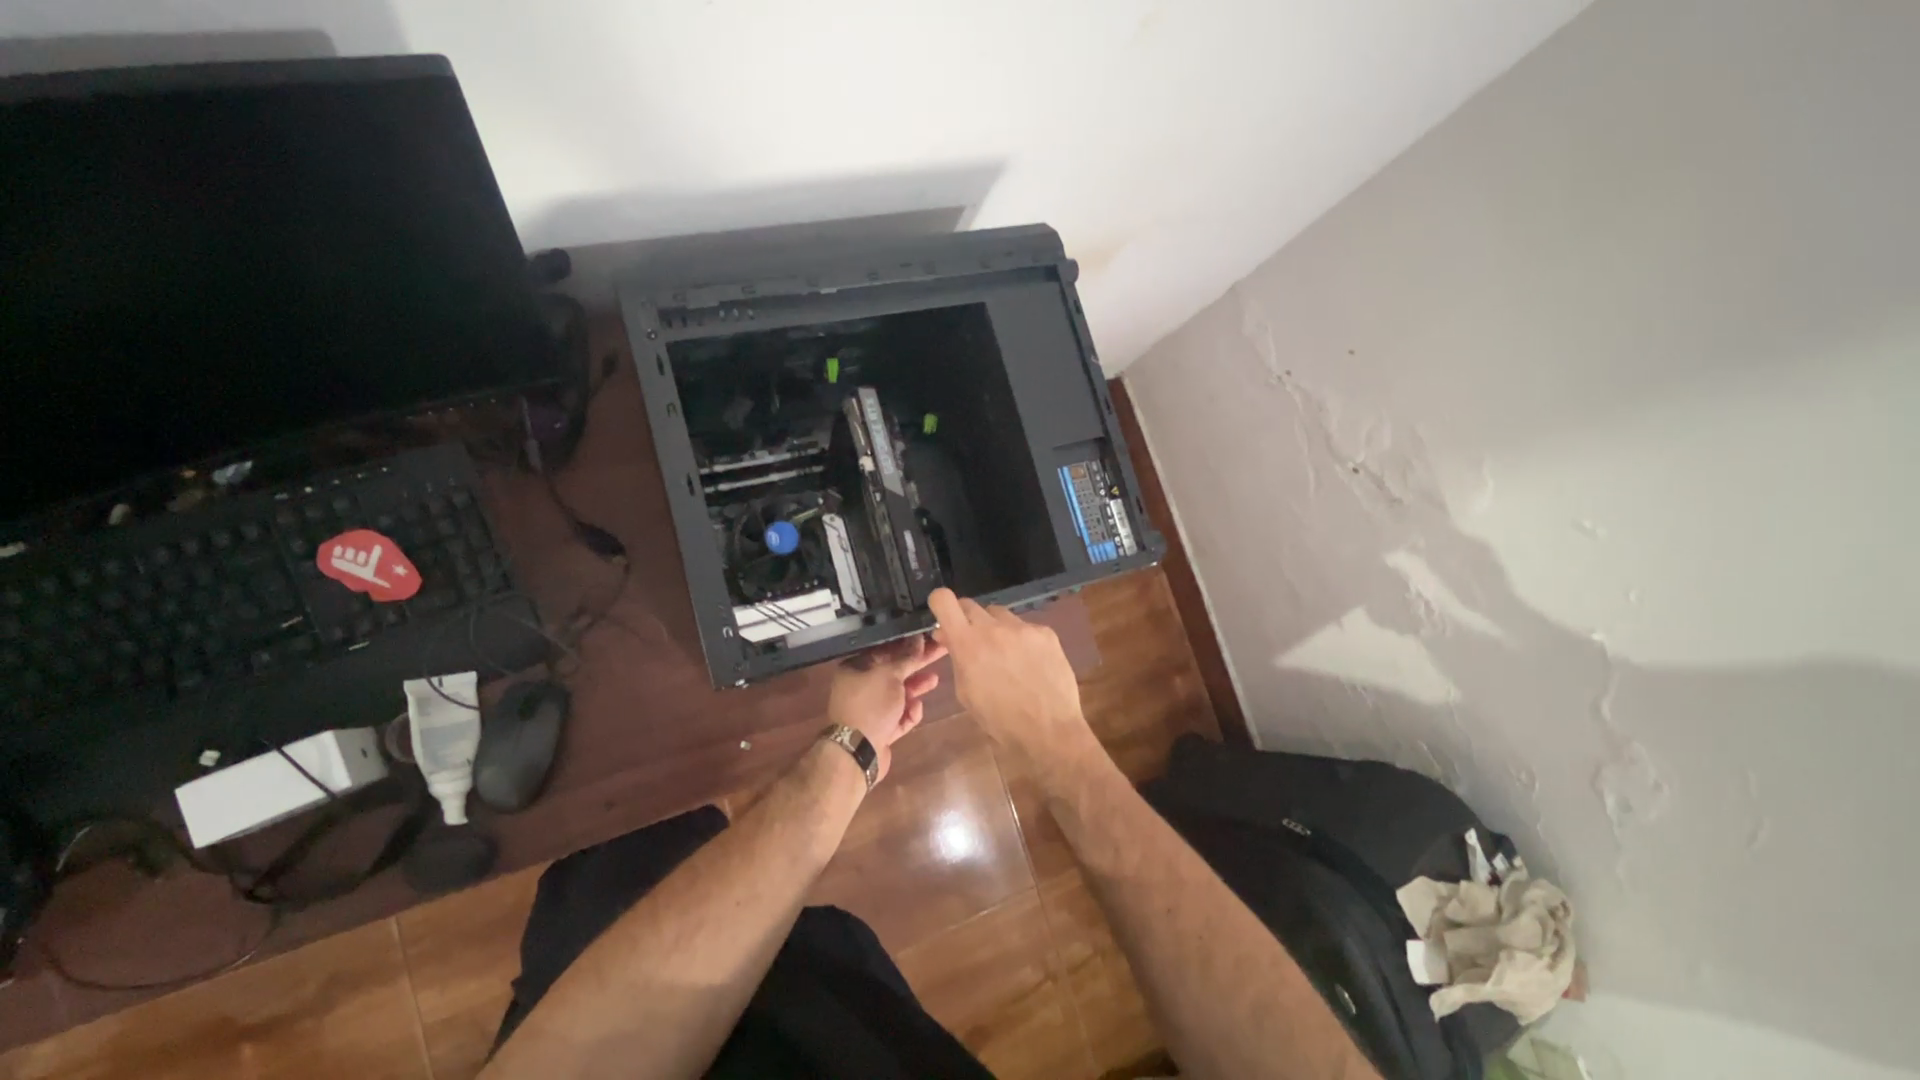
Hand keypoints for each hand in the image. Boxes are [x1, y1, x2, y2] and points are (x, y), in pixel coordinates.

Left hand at [826, 635, 947, 782]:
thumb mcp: (890, 676)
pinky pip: (898, 716)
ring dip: (916, 688)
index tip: (927, 638)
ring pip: (898, 694)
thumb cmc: (871, 705)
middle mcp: (860, 687)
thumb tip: (919, 639)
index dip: (907, 644)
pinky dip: (908, 713)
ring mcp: (870, 709)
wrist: (858, 751)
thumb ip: (907, 659)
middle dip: (917, 664)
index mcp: (855, 669)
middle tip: (939, 652)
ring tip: (935, 680)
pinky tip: (916, 709)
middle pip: (894, 671)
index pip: (884, 651)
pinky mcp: (880, 729)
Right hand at [927, 588, 1098, 770]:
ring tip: (1005, 655)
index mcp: (968, 644)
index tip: (943, 615)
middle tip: (973, 641)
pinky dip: (1022, 639)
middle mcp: (994, 628)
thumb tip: (947, 636)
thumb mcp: (966, 692)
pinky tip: (1030, 662)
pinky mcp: (1046, 633)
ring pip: (999, 615)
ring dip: (995, 628)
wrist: (1049, 730)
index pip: (944, 600)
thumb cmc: (999, 720)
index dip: (940, 603)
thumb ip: (956, 658)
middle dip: (967, 621)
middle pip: (971, 605)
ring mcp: (1023, 628)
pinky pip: (1025, 627)